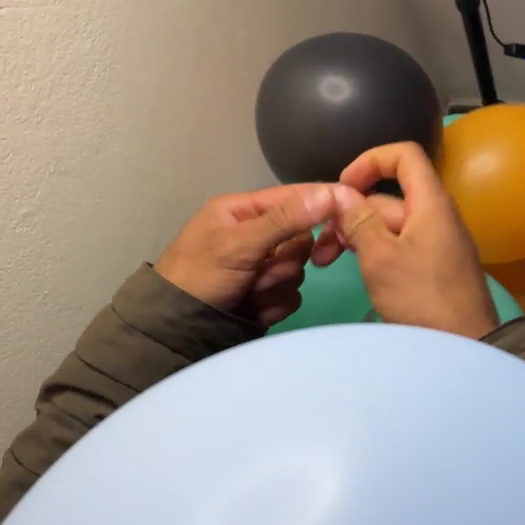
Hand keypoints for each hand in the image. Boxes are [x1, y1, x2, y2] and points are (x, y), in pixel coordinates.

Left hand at [154, 184, 341, 327]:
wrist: (176, 330)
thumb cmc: (199, 275)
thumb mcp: (239, 243)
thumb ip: (284, 220)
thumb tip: (329, 194)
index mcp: (244, 210)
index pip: (295, 196)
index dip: (321, 204)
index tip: (348, 210)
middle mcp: (256, 234)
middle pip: (302, 239)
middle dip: (286, 259)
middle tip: (264, 270)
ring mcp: (262, 266)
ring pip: (299, 270)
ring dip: (276, 284)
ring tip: (249, 290)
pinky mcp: (267, 294)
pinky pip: (292, 294)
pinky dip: (274, 303)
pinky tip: (252, 306)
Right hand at [315, 142, 498, 339]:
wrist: (465, 345)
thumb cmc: (422, 297)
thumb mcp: (380, 258)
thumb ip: (358, 221)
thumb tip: (339, 193)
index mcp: (430, 202)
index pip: (404, 155)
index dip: (370, 161)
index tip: (342, 187)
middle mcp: (436, 215)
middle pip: (388, 196)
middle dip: (351, 213)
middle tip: (320, 243)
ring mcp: (437, 242)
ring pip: (390, 225)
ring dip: (357, 235)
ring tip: (325, 261)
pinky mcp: (434, 266)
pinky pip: (400, 245)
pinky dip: (374, 251)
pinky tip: (354, 269)